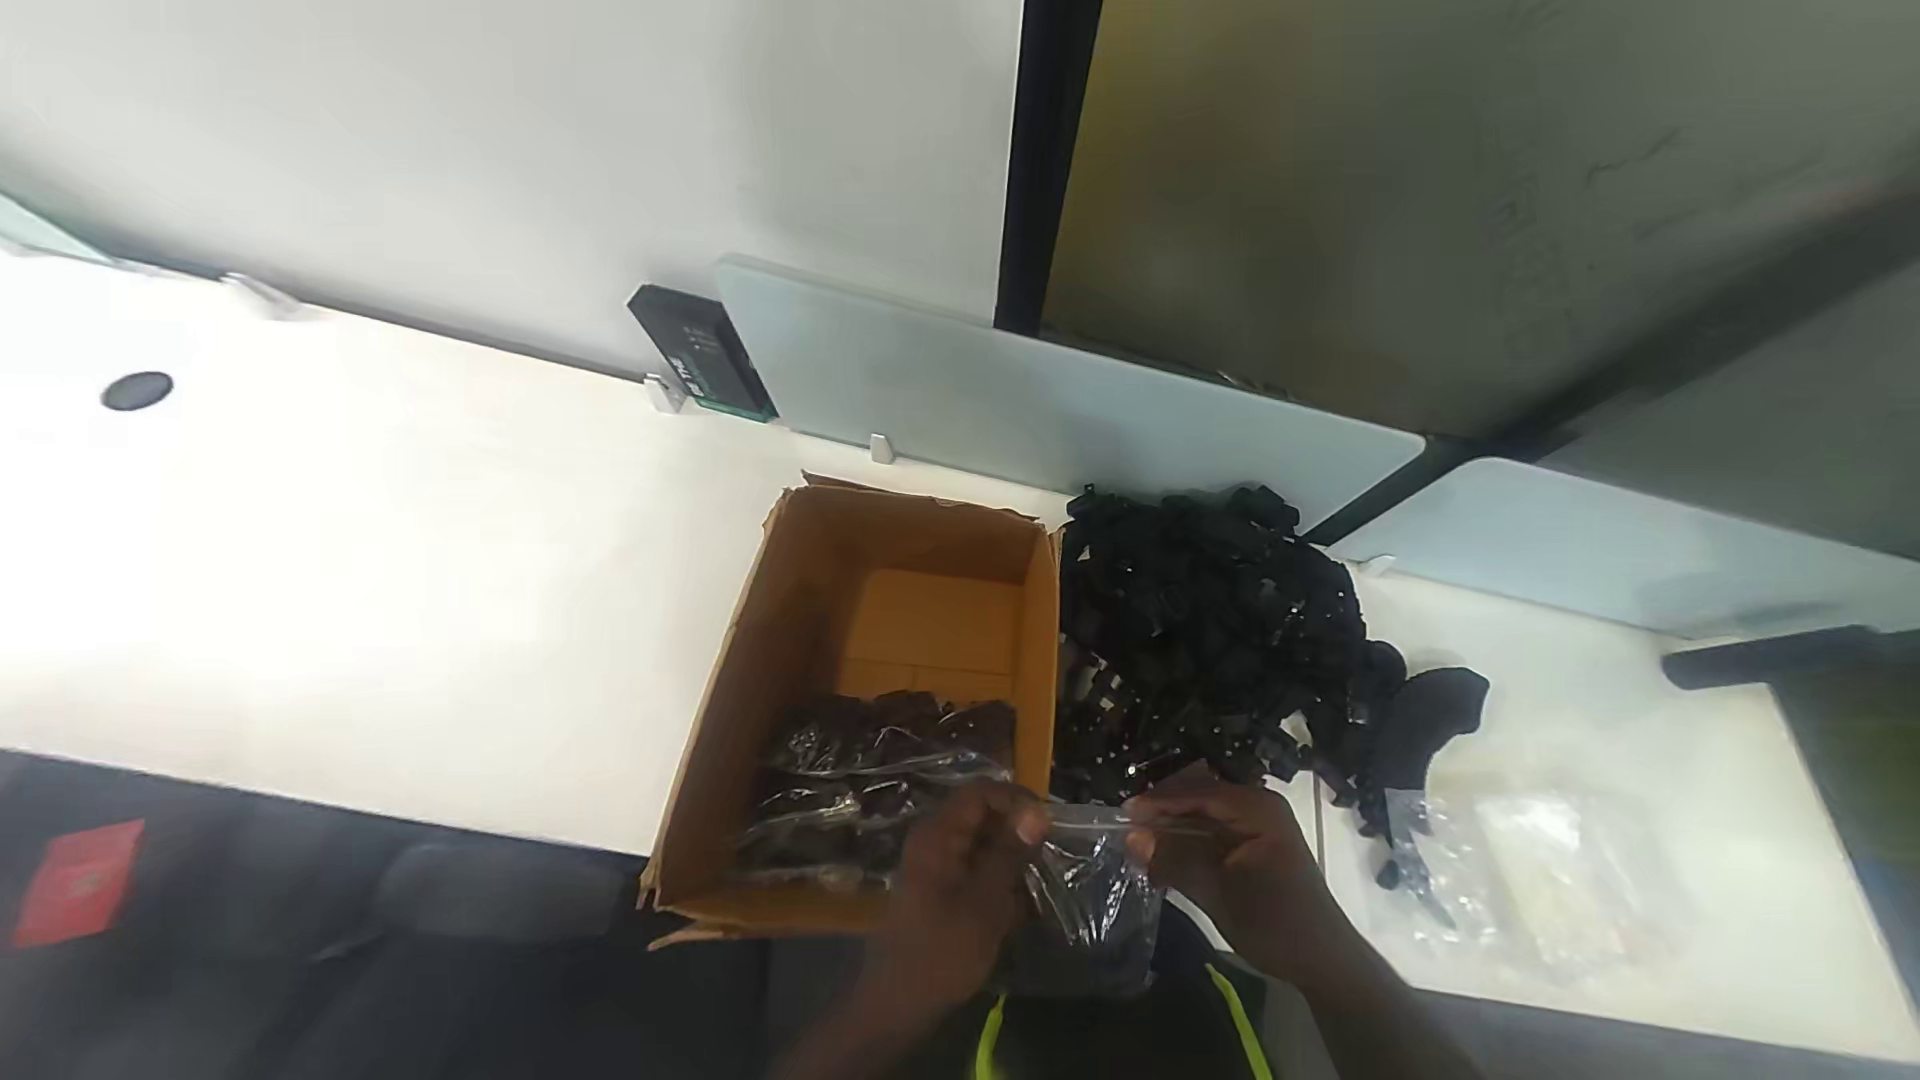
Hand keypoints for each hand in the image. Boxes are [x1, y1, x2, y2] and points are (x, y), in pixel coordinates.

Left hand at [857, 781, 1048, 1018]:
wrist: (898, 1006)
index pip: (979, 792)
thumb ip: (1009, 854)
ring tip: (1032, 884)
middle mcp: (935, 839)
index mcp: (938, 834)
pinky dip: (997, 878)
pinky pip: (975, 866)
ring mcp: (937, 862)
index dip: (1015, 798)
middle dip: (1015, 831)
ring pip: (982, 842)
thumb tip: (1038, 811)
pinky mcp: (942, 886)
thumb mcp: (985, 902)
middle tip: (1046, 855)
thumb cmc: (942, 951)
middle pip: (981, 814)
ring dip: (1009, 858)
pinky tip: (1014, 907)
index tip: (1047, 822)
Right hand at [1125, 764, 1356, 989]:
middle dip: (1162, 813)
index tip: (1125, 814)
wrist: (1324, 963)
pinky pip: (1209, 828)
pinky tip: (1164, 860)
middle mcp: (1256, 804)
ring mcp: (1255, 821)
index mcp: (1256, 808)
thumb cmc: (1276, 924)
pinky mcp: (1251, 839)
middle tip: (1129, 829)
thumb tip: (1130, 838)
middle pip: (1196, 796)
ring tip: (1141, 846)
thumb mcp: (1219, 893)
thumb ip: (1175, 860)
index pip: (1197, 792)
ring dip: (1170, 828)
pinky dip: (1185, 840)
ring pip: (1199, 813)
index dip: (1159, 801)